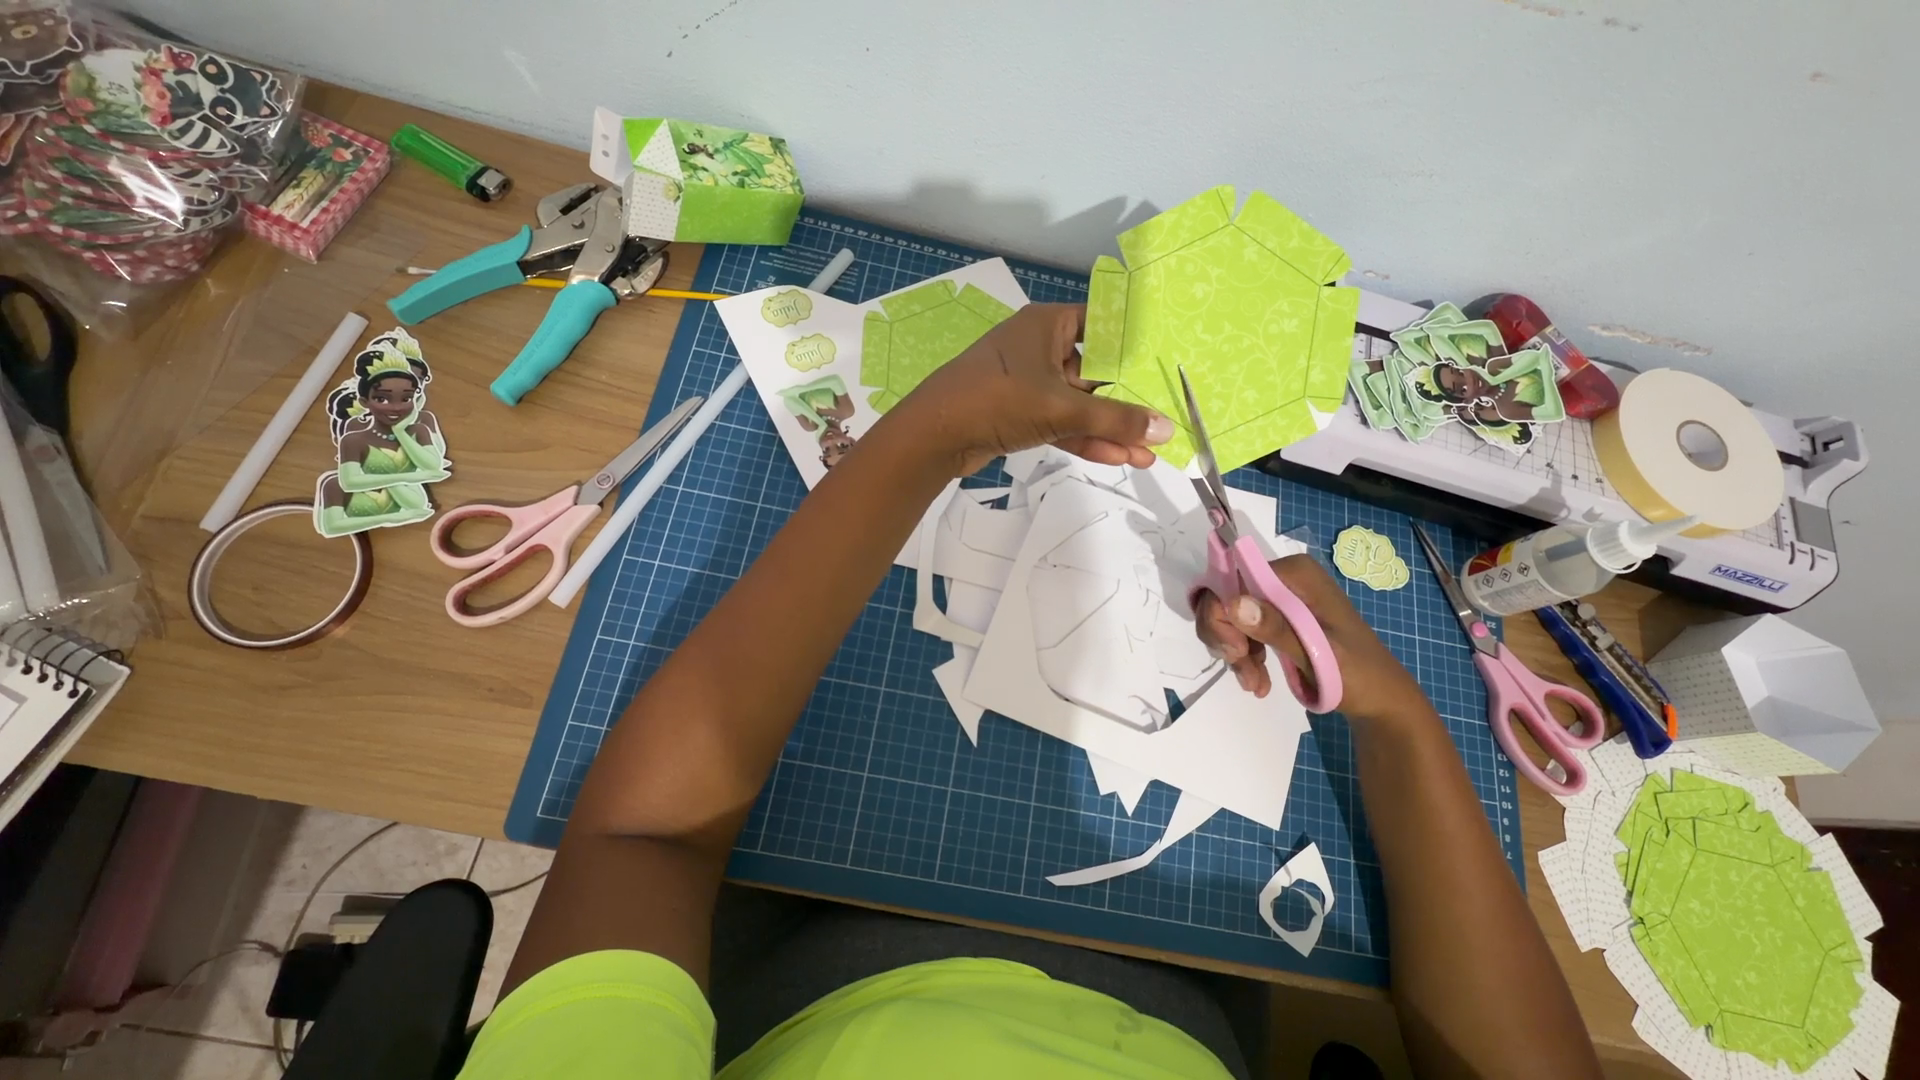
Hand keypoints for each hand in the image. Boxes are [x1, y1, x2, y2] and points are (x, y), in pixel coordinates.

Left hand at [889, 303, 1172, 475]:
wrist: (933, 436)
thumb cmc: (998, 400)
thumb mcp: (1062, 408)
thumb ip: (1115, 420)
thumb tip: (1165, 430)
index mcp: (1048, 325)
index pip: (1102, 324)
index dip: (1134, 345)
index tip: (1166, 364)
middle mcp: (1039, 347)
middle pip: (1095, 370)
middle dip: (1127, 400)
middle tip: (1164, 420)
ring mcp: (1028, 383)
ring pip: (1078, 403)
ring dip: (1109, 428)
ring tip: (1149, 454)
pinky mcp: (1019, 414)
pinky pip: (1060, 423)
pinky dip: (1084, 439)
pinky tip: (1119, 458)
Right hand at [1196, 554, 1430, 724]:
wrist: (1380, 699)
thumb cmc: (1358, 675)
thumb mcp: (1317, 654)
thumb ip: (1276, 629)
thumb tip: (1233, 603)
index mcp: (1296, 574)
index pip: (1232, 579)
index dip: (1222, 615)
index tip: (1236, 652)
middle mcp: (1284, 577)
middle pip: (1225, 597)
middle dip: (1226, 636)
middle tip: (1242, 666)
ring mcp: (1281, 597)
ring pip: (1228, 617)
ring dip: (1235, 652)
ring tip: (1255, 682)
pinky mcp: (1278, 617)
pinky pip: (1241, 630)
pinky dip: (1244, 657)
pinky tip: (1258, 680)